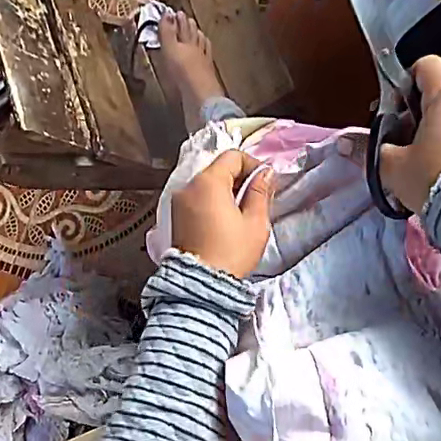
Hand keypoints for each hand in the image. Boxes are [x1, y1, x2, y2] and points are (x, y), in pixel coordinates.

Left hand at [171, 148, 272, 277]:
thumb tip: (264, 174)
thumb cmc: (231, 253)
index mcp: (208, 182)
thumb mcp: (255, 222)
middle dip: (239, 178)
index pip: (233, 156)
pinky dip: (212, 202)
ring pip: (207, 185)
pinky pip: (197, 199)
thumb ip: (260, 192)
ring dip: (226, 191)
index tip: (264, 181)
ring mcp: (179, 201)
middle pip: (218, 169)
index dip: (253, 165)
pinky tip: (225, 221)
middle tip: (256, 198)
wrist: (202, 284)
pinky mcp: (176, 217)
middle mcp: (189, 186)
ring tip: (241, 213)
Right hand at [378, 55, 440, 214]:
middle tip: (400, 140)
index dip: (405, 79)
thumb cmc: (433, 178)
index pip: (426, 65)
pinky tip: (438, 172)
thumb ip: (371, 150)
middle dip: (417, 114)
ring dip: (434, 133)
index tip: (394, 106)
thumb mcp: (393, 166)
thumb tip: (346, 144)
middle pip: (438, 95)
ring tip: (418, 161)